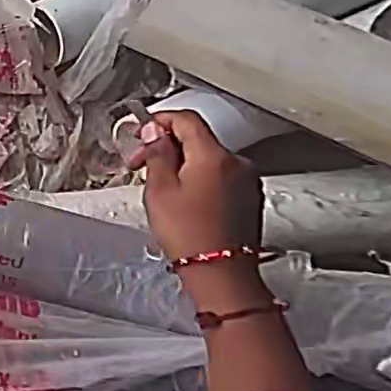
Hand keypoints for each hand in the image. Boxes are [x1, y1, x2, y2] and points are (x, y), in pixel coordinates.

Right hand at [125, 109, 262, 262]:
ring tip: (160, 186)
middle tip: (141, 163)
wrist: (220, 271)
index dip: (161, 120)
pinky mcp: (248, 197)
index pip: (187, 120)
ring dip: (183, 163)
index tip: (144, 129)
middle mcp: (237, 162)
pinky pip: (220, 175)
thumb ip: (157, 154)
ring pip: (209, 158)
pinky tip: (183, 198)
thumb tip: (155, 132)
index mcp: (213, 156)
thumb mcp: (159, 189)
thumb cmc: (188, 233)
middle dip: (168, 146)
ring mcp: (246, 180)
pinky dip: (199, 177)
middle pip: (198, 139)